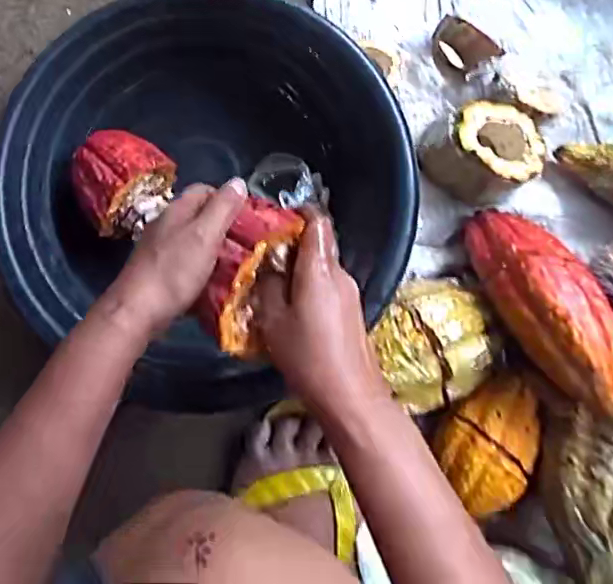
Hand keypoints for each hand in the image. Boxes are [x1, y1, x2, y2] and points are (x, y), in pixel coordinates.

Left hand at [100, 179, 247, 337]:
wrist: (137, 310)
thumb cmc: (174, 271)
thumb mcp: (204, 235)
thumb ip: (222, 208)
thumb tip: (237, 181)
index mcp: (176, 210)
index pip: (205, 190)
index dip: (228, 199)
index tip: (250, 218)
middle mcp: (166, 225)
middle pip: (200, 217)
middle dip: (226, 228)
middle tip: (251, 247)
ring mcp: (160, 249)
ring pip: (195, 243)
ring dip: (216, 252)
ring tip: (241, 267)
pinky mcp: (159, 272)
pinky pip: (187, 265)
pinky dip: (204, 271)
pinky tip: (217, 286)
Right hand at [254, 206, 384, 410]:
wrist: (353, 401)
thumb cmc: (309, 357)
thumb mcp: (272, 318)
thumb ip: (267, 284)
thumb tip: (266, 266)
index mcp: (319, 269)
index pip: (317, 221)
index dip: (297, 211)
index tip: (273, 216)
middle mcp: (339, 274)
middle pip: (316, 243)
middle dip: (288, 243)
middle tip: (259, 252)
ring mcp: (349, 293)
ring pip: (319, 265)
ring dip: (296, 267)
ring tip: (268, 279)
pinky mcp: (351, 311)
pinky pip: (326, 285)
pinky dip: (306, 285)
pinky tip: (287, 304)